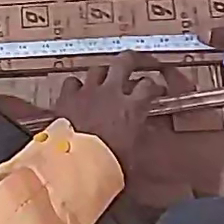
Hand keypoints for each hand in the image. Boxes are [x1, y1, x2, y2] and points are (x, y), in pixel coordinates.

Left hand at [51, 53, 163, 173]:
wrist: (76, 163)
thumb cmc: (108, 163)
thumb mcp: (133, 152)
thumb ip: (137, 136)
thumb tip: (139, 134)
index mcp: (132, 108)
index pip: (149, 86)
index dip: (154, 85)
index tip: (155, 89)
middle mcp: (111, 93)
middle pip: (125, 62)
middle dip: (132, 59)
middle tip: (135, 61)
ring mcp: (88, 92)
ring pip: (97, 69)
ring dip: (102, 73)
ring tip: (104, 78)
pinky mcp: (67, 97)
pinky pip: (72, 82)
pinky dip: (75, 85)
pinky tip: (77, 91)